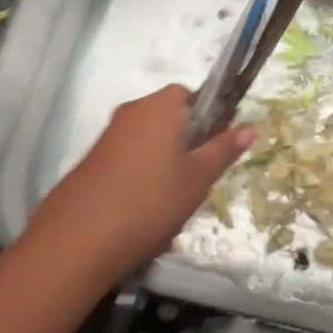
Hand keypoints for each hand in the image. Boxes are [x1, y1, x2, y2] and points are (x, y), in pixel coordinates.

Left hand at [27, 84, 255, 278]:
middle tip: (196, 184)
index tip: (214, 151)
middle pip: (170, 120)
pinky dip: (140, 181)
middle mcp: (134, 110)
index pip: (192, 95)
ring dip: (163, 169)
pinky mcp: (93, 159)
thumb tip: (252, 126)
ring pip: (150, 144)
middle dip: (185, 149)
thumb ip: (224, 149)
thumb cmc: (152, 199)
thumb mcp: (198, 178)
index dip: (208, 120)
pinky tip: (143, 216)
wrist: (81, 237)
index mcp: (162, 105)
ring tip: (171, 208)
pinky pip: (128, 161)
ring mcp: (110, 134)